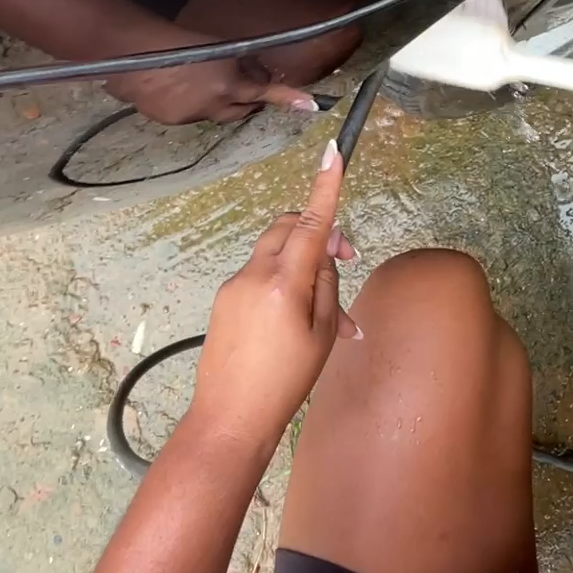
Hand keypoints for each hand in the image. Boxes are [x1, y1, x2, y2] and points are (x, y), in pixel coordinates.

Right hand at [106, 39, 317, 124]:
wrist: (132, 52)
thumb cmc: (177, 41)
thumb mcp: (220, 48)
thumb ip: (243, 66)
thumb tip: (259, 76)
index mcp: (229, 84)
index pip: (266, 93)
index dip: (289, 98)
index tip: (313, 105)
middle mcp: (216, 105)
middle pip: (244, 110)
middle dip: (250, 101)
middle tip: (246, 87)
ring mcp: (193, 116)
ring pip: (219, 114)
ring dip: (220, 102)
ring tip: (203, 82)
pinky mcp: (173, 121)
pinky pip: (194, 116)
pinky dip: (194, 106)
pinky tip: (180, 90)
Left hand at [191, 140, 362, 444]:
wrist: (229, 419)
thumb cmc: (285, 381)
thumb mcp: (322, 332)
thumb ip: (325, 283)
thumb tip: (323, 250)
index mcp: (282, 283)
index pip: (309, 222)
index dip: (325, 186)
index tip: (333, 153)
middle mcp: (254, 274)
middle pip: (288, 226)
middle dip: (318, 230)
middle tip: (346, 259)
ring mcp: (234, 285)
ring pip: (277, 252)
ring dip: (305, 263)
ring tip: (332, 313)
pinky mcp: (225, 299)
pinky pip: (262, 275)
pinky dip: (287, 283)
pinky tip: (303, 322)